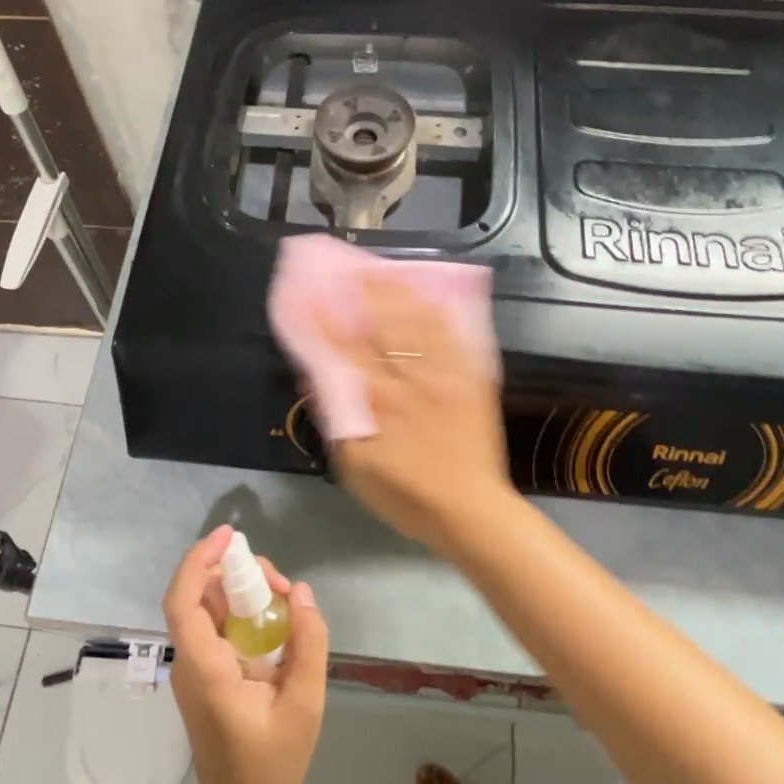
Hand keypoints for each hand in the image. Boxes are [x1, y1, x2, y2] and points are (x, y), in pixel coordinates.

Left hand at [164, 525, 329, 783]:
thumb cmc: (272, 763)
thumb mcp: (304, 705)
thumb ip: (308, 645)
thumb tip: (302, 592)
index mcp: (205, 669)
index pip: (183, 601)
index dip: (199, 560)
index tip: (229, 535)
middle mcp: (191, 662)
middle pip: (199, 596)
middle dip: (236, 572)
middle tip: (281, 582)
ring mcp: (195, 669)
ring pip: (208, 608)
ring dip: (241, 591)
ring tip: (283, 599)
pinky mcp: (205, 674)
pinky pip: (217, 627)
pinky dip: (242, 612)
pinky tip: (274, 622)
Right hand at [318, 278, 519, 551]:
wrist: (471, 511)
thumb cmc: (406, 496)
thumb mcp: (355, 468)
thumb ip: (335, 420)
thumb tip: (315, 379)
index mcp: (379, 404)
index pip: (346, 351)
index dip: (327, 321)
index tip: (311, 296)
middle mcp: (411, 382)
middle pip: (383, 328)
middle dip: (363, 297)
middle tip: (347, 272)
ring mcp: (446, 377)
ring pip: (417, 324)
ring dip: (396, 296)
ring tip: (380, 274)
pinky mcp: (472, 379)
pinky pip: (454, 336)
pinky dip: (437, 312)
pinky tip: (425, 296)